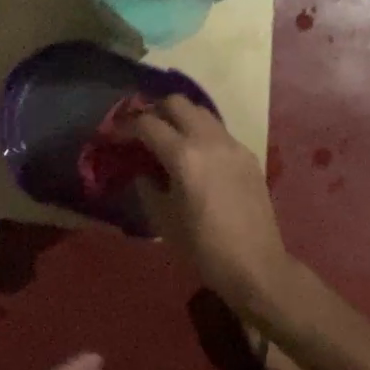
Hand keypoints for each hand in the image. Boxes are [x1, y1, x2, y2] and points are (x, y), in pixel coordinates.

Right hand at [117, 95, 294, 313]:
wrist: (256, 266)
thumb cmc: (203, 248)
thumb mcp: (163, 219)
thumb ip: (146, 186)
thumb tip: (140, 170)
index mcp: (184, 156)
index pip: (147, 124)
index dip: (125, 127)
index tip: (113, 136)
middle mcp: (209, 140)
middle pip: (176, 102)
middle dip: (154, 110)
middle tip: (142, 130)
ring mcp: (232, 144)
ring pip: (201, 111)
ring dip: (180, 117)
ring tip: (168, 138)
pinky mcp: (248, 155)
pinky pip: (219, 131)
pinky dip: (201, 133)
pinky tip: (196, 156)